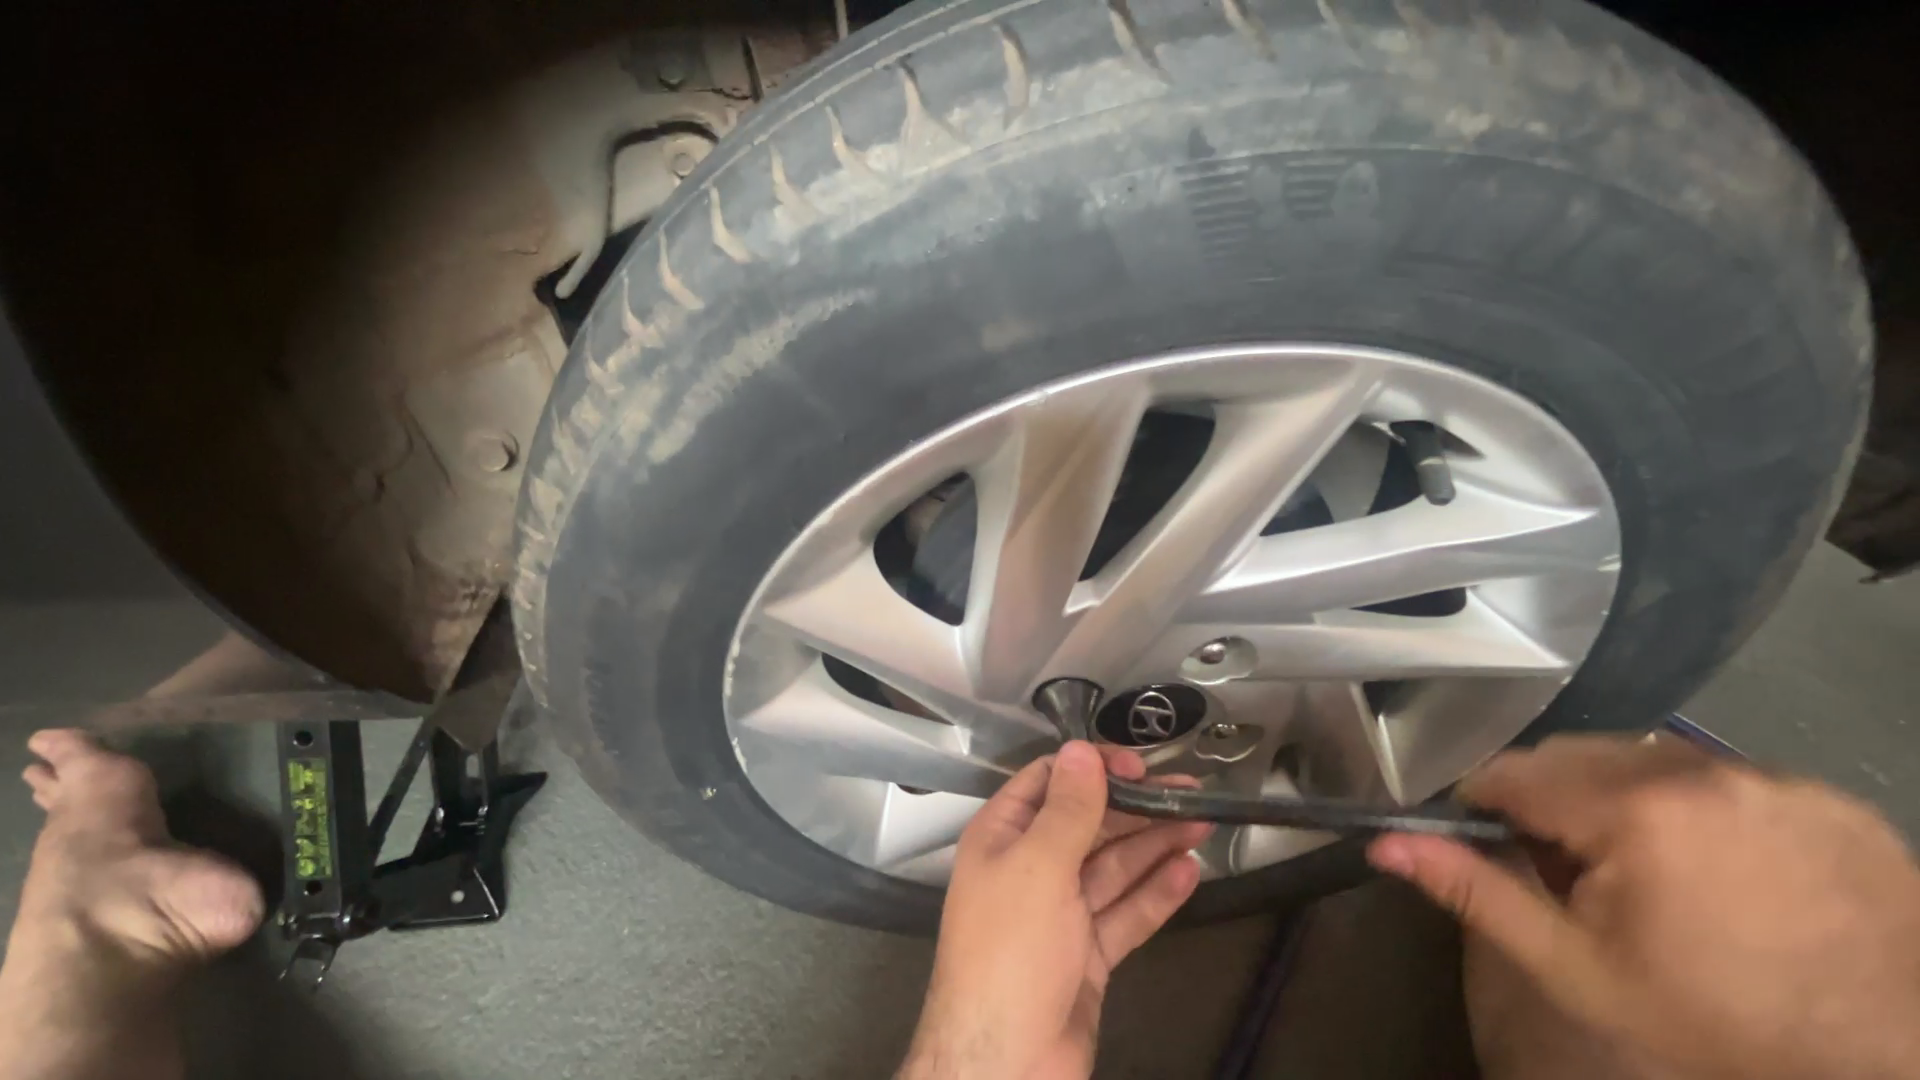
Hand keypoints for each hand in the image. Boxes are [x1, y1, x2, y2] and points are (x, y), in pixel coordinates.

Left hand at [897, 741, 1208, 1079]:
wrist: (1005, 1066)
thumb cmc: (1010, 952)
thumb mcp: (1038, 867)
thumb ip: (1068, 809)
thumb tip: (1081, 748)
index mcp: (1002, 838)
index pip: (1048, 784)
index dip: (1092, 769)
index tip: (1139, 765)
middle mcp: (1029, 869)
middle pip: (1088, 825)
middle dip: (1136, 808)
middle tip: (1190, 794)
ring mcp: (1059, 915)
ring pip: (1112, 869)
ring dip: (1154, 846)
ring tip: (1201, 825)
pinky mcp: (1086, 955)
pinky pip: (1124, 914)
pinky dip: (1155, 895)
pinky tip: (1188, 873)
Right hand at [1369, 734, 1919, 1079]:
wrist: (1885, 1075)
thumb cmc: (1703, 1021)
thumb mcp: (1570, 967)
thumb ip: (1471, 891)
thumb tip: (1383, 842)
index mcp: (1632, 811)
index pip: (1514, 773)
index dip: (1489, 807)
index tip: (1498, 845)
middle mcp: (1704, 773)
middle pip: (1577, 757)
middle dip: (1554, 801)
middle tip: (1574, 871)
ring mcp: (1779, 782)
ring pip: (1647, 758)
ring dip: (1621, 797)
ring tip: (1648, 869)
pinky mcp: (1834, 800)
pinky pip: (1725, 775)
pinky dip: (1697, 804)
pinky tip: (1720, 865)